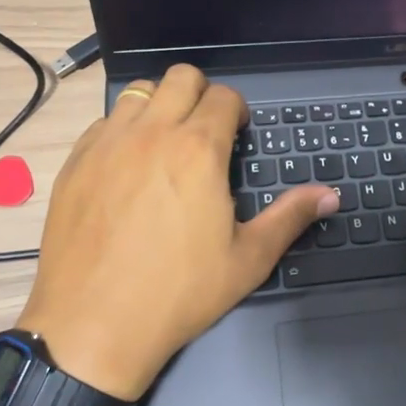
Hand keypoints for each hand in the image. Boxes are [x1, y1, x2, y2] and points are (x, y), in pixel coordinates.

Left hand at [17, 65, 336, 400]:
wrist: (92, 328)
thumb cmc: (178, 294)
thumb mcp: (247, 260)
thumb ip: (290, 217)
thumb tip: (330, 195)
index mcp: (198, 150)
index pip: (225, 96)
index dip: (237, 111)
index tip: (236, 136)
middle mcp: (152, 132)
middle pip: (181, 77)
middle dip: (201, 94)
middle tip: (205, 132)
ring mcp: (107, 144)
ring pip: (139, 91)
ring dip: (159, 106)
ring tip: (164, 143)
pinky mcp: (75, 163)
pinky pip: (103, 123)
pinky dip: (121, 130)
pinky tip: (125, 167)